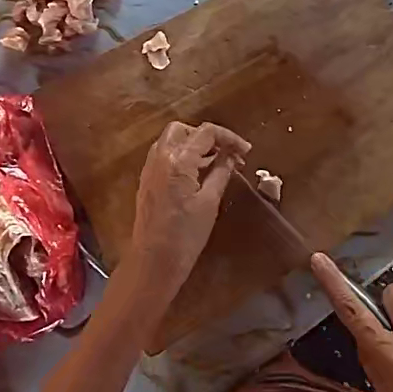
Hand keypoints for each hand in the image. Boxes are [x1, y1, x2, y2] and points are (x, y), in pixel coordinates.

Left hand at [127, 122, 250, 293]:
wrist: (154, 262)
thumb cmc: (186, 235)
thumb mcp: (210, 201)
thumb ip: (221, 172)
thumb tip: (232, 155)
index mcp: (178, 160)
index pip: (206, 132)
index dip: (229, 138)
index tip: (245, 151)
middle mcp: (160, 158)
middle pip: (183, 129)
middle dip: (207, 136)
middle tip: (227, 153)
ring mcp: (150, 169)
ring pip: (172, 141)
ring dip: (194, 145)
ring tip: (216, 163)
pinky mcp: (147, 181)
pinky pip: (165, 155)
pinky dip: (182, 155)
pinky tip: (198, 174)